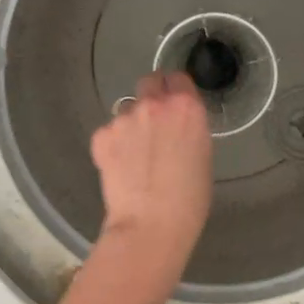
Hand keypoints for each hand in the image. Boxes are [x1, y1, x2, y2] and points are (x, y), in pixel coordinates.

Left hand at [91, 72, 213, 261]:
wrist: (151, 225)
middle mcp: (154, 104)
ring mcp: (124, 118)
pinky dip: (114, 144)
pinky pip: (109, 132)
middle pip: (149, 82)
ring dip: (132, 124)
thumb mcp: (202, 155)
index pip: (178, 78)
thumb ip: (189, 129)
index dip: (176, 91)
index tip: (175, 104)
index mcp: (186, 107)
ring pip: (127, 109)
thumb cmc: (189, 199)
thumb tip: (176, 126)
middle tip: (154, 124)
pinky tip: (120, 167)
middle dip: (152, 97)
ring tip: (135, 156)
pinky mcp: (102, 136)